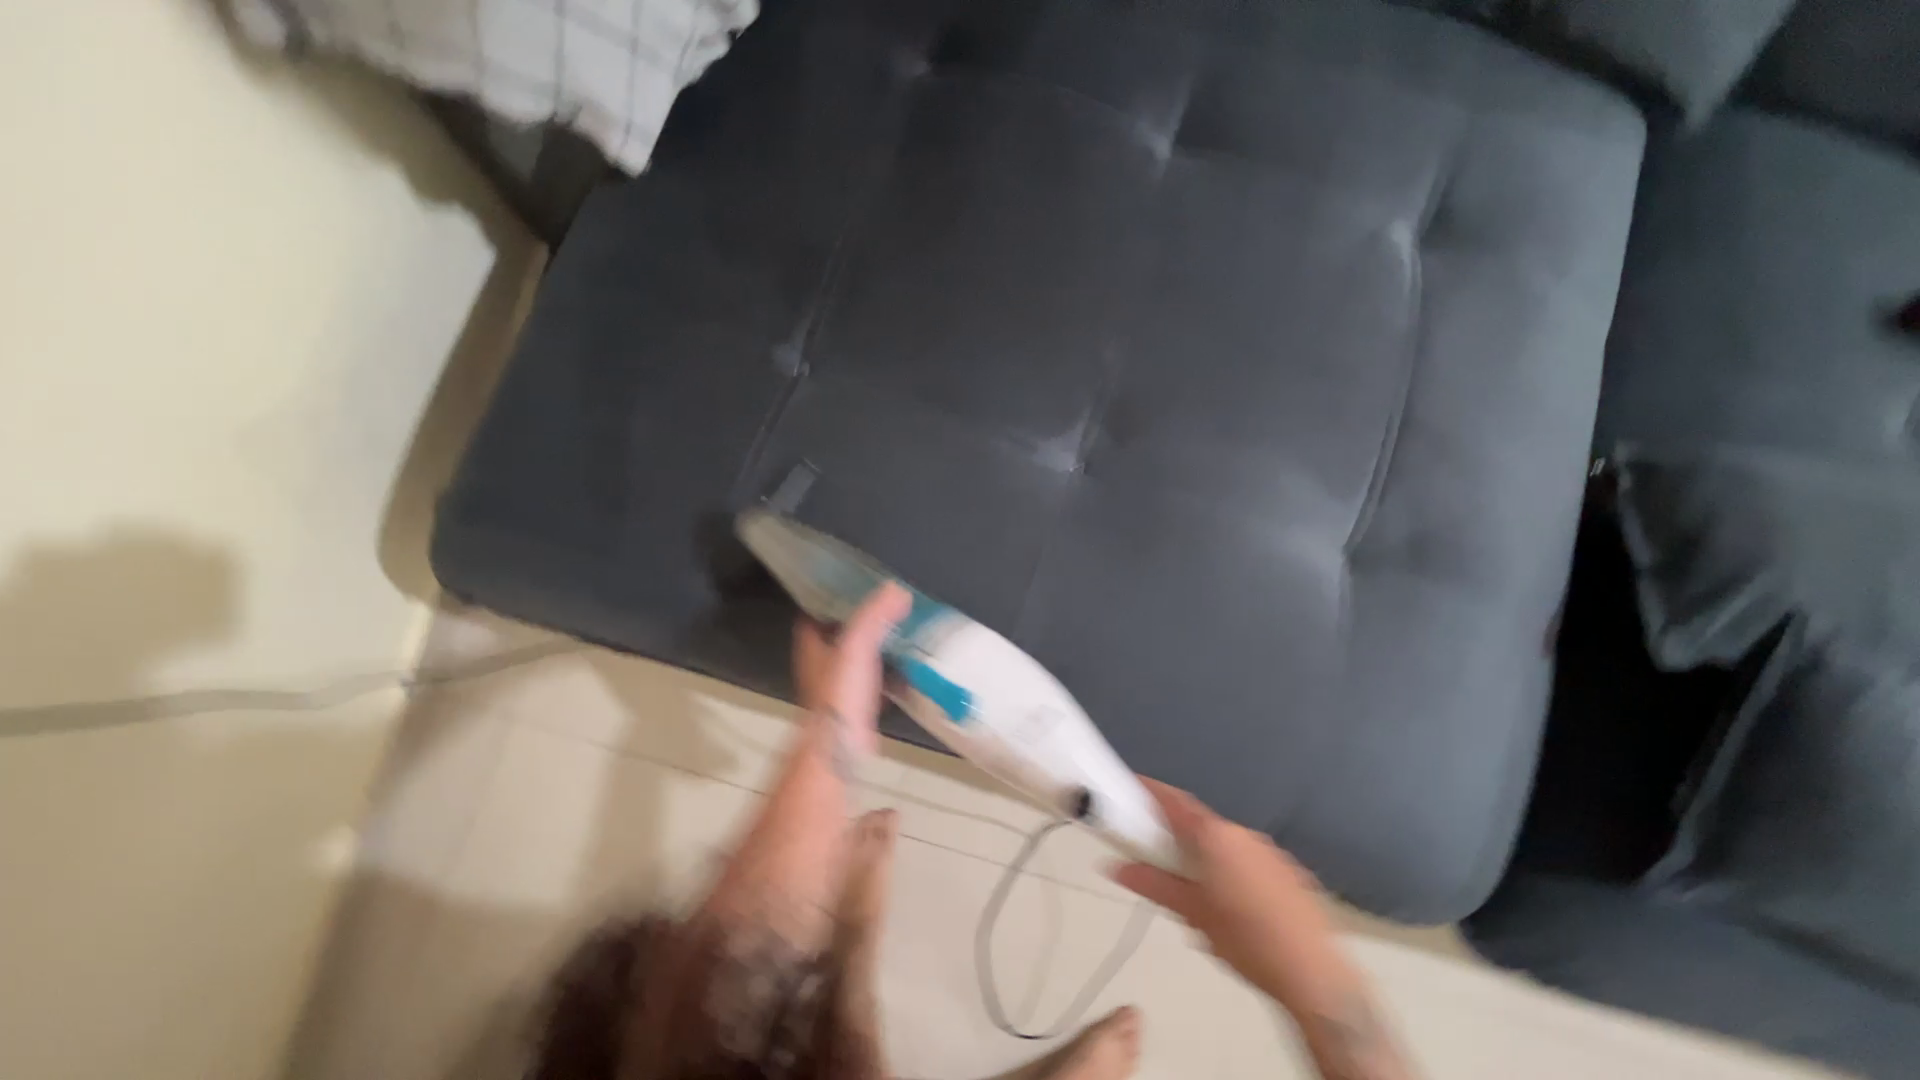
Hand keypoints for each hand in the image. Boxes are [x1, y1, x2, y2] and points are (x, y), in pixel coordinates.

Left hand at [792, 582, 910, 756]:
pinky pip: (873, 684)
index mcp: (811, 646)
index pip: (813, 612)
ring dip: (874, 649)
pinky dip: (888, 677)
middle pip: (837, 635)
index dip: (830, 597)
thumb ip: (874, 615)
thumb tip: (896, 589)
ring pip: (855, 660)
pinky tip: (908, 672)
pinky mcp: (855, 708)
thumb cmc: (840, 694)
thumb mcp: (856, 645)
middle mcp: (820, 665)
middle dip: (858, 623)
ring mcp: (837, 688)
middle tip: (885, 607)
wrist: (841, 746)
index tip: (855, 584)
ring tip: (902, 633)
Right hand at [1110, 779, 1335, 1003]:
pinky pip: (1247, 859)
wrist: (1314, 973)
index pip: (1175, 801)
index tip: (1128, 788)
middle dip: (1174, 833)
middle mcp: (1242, 833)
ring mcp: (1269, 851)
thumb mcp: (1192, 914)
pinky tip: (1228, 902)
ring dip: (1203, 853)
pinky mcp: (1288, 871)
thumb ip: (1154, 885)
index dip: (1150, 791)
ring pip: (1224, 843)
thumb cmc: (1245, 939)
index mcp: (1215, 837)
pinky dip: (1228, 867)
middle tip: (1152, 854)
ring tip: (1190, 887)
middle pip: (1199, 823)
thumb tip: (1116, 866)